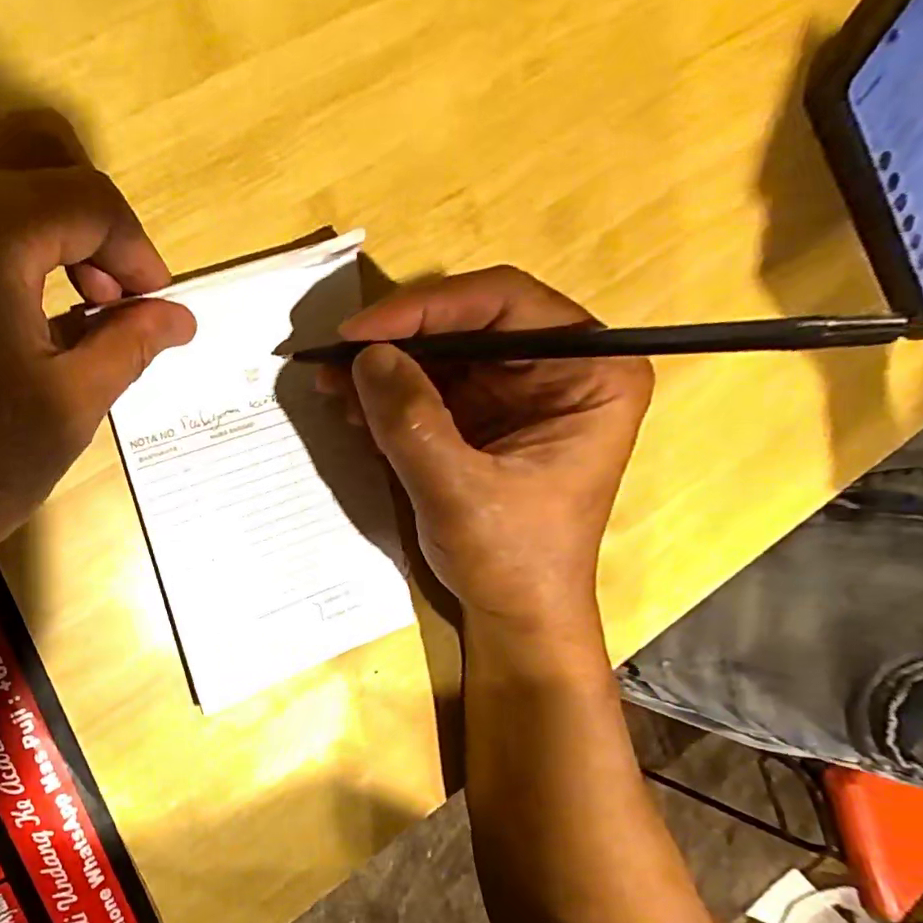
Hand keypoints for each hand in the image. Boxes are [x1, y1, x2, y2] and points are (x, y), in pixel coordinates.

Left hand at [0, 109, 193, 590]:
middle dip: (91, 209)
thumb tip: (181, 315)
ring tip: (61, 286)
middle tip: (109, 288)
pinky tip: (3, 286)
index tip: (156, 304)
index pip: (88, 199)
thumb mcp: (77, 400)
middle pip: (32, 142)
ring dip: (40, 204)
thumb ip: (134, 338)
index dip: (137, 251)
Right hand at [316, 268, 652, 633]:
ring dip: (387, 367)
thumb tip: (364, 355)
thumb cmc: (511, 561)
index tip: (359, 332)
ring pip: (444, 353)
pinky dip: (390, 394)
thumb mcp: (457, 490)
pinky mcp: (485, 418)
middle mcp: (560, 369)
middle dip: (399, 341)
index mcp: (590, 374)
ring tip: (332, 385)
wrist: (515, 618)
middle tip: (334, 358)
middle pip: (470, 323)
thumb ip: (410, 420)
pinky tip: (353, 406)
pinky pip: (432, 387)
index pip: (506, 304)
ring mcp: (520, 393)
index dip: (427, 308)